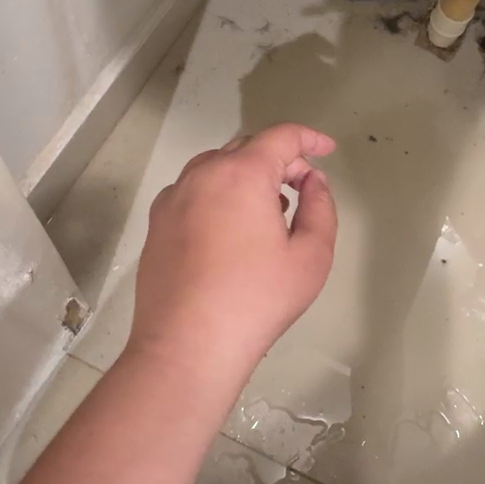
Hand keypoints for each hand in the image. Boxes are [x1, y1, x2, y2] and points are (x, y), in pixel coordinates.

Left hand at [128, 124, 338, 379]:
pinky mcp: (157, 223)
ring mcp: (174, 198)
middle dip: (280, 159)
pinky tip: (233, 232)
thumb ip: (321, 207)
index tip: (328, 150)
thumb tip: (313, 181)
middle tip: (304, 188)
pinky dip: (220, 195)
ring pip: (218, 167)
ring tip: (270, 211)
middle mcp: (203, 174)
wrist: (186, 347)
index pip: (282, 136)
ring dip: (248, 176)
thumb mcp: (311, 256)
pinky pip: (195, 192)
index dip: (310, 138)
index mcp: (242, 173)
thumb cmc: (256, 300)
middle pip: (248, 147)